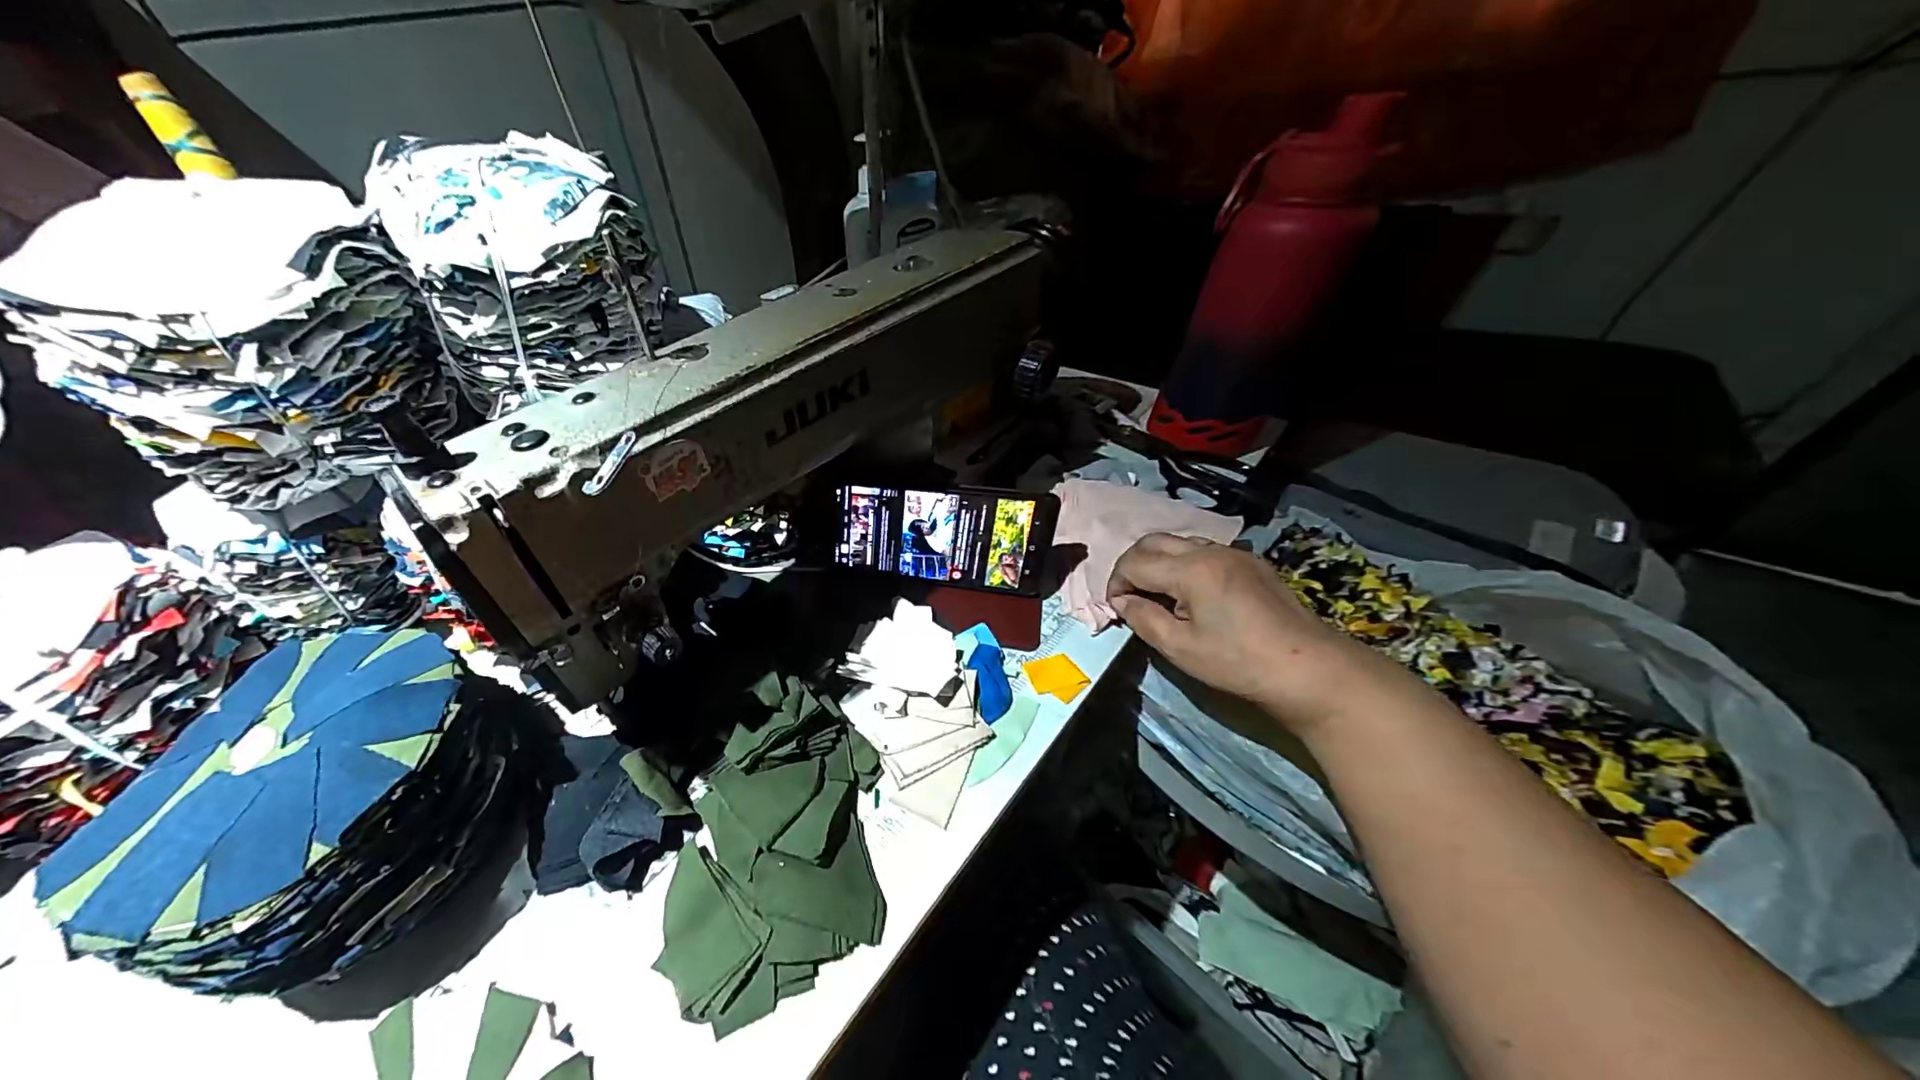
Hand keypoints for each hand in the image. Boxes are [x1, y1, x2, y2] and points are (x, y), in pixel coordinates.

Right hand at [1106, 533, 1403, 732]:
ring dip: (1158, 561)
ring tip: (1158, 594)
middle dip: (1132, 564)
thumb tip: (1122, 602)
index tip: (1117, 609)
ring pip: (1180, 542)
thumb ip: (1144, 619)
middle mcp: (1210, 550)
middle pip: (1153, 542)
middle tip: (1130, 596)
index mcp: (1190, 569)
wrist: (1308, 668)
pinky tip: (1191, 592)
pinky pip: (1204, 550)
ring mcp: (1233, 553)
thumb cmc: (1238, 663)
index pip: (1134, 563)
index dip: (1117, 584)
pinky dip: (1184, 563)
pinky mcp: (1251, 563)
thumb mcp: (1181, 648)